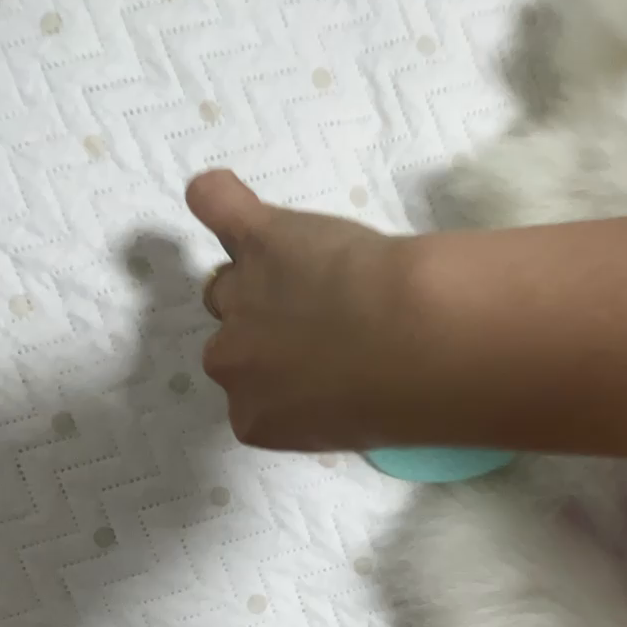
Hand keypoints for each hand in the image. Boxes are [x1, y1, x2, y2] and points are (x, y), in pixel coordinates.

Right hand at [187, 170, 424, 449]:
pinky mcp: (258, 238)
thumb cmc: (400, 399)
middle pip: (236, 339)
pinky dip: (218, 199)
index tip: (327, 368)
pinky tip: (229, 199)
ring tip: (321, 273)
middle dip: (274, 330)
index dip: (289, 376)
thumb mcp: (355, 428)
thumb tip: (337, 385)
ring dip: (265, 279)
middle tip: (329, 322)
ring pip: (229, 284)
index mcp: (256, 418)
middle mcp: (234, 362)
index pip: (252, 395)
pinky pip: (215, 205)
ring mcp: (240, 296)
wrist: (412, 341)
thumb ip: (324, 407)